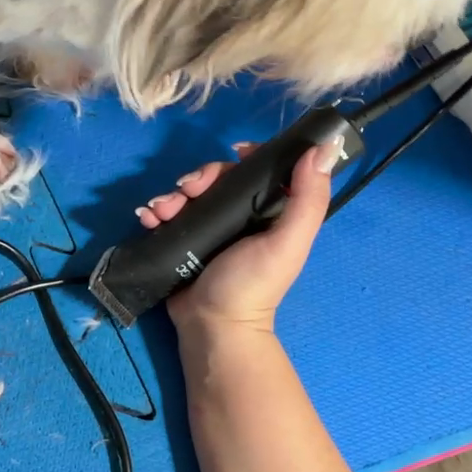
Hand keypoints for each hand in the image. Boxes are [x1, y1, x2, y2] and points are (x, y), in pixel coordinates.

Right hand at [136, 141, 338, 336]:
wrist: (211, 325)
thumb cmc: (252, 284)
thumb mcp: (287, 241)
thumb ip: (308, 198)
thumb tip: (324, 147)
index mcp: (271, 212)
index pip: (262, 170)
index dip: (248, 156)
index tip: (232, 154)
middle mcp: (241, 217)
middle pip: (220, 179)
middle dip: (200, 177)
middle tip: (186, 189)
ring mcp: (209, 230)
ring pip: (190, 195)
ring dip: (171, 196)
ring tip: (161, 211)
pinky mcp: (183, 242)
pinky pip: (168, 216)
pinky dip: (155, 211)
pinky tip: (147, 217)